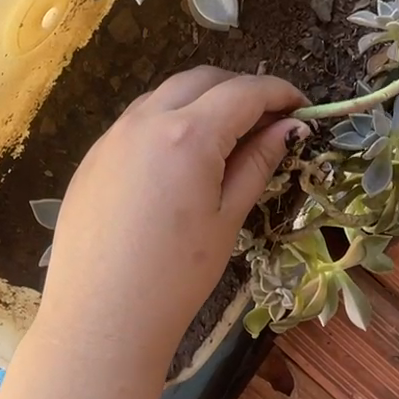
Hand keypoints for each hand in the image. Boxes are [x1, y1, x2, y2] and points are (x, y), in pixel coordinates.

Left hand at [38, 67, 307, 353]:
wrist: (102, 319)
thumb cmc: (177, 276)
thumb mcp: (228, 218)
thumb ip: (258, 163)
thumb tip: (291, 128)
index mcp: (188, 135)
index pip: (244, 92)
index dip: (280, 93)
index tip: (304, 107)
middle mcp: (146, 121)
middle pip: (204, 80)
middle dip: (242, 89)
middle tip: (270, 120)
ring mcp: (113, 136)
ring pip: (167, 94)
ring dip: (204, 100)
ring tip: (228, 137)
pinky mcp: (94, 157)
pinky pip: (139, 119)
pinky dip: (171, 119)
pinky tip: (183, 159)